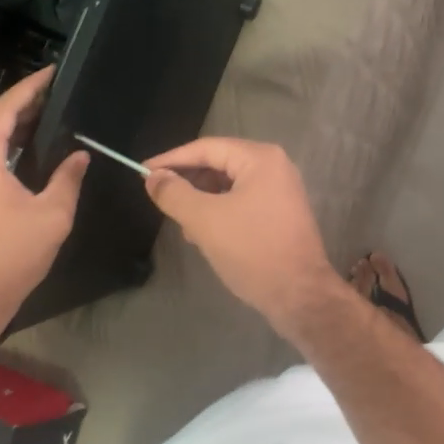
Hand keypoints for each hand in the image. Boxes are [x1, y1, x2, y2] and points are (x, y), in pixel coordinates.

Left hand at [0, 67, 88, 327]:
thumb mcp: (53, 216)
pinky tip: (22, 148)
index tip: (52, 73)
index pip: (4, 108)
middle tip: (51, 96)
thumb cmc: (12, 256)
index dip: (29, 87)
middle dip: (16, 100)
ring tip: (41, 117)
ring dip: (5, 120)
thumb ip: (68, 178)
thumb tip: (79, 154)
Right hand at [144, 138, 340, 328]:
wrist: (300, 295)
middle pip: (219, 164)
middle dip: (189, 183)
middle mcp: (274, 166)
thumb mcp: (205, 220)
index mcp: (260, 158)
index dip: (172, 159)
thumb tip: (154, 177)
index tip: (143, 172)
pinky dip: (220, 213)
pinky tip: (204, 235)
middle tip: (160, 199)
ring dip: (203, 201)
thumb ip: (175, 194)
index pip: (207, 148)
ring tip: (184, 225)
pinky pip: (242, 202)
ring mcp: (280, 191)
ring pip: (229, 186)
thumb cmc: (252, 251)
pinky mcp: (280, 214)